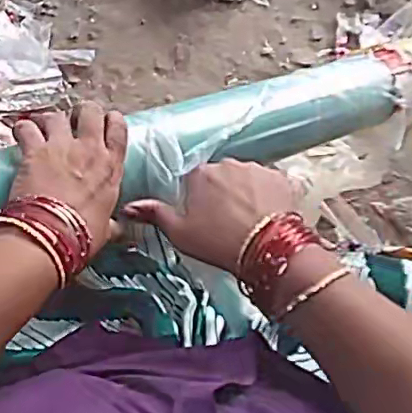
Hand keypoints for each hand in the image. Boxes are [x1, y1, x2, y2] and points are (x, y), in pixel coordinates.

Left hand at [7, 101, 129, 258]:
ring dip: (50, 119)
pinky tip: (20, 132)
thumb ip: (113, 224)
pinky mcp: (35, 150)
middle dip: (81, 112)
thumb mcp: (106, 229)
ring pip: (58, 115)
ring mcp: (62, 146)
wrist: (50, 235)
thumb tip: (119, 229)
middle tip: (73, 121)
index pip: (118, 128)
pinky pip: (27, 127)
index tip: (105, 122)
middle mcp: (90, 149)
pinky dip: (23, 128)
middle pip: (90, 111)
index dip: (111, 120)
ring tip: (43, 127)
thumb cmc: (82, 235)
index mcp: (111, 166)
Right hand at [121, 160, 298, 273]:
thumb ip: (155, 214)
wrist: (266, 248)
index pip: (193, 180)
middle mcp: (228, 164)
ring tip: (248, 220)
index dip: (197, 199)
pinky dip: (269, 195)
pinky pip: (271, 183)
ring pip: (246, 178)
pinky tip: (267, 215)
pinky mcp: (280, 177)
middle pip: (221, 176)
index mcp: (200, 174)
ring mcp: (256, 168)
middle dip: (222, 193)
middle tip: (225, 221)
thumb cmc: (219, 242)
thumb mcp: (180, 233)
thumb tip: (130, 207)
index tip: (203, 217)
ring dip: (246, 193)